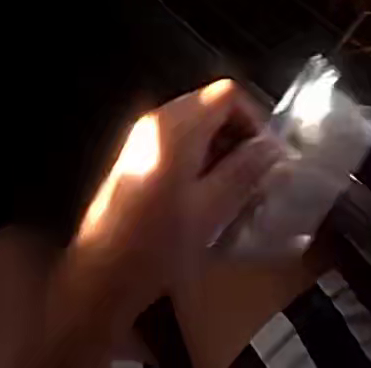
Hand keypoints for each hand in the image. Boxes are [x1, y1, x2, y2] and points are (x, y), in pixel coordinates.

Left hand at [59, 80, 282, 322]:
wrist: (99, 277)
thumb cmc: (157, 245)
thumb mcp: (210, 209)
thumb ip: (243, 170)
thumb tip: (271, 147)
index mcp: (177, 125)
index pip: (227, 93)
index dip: (254, 117)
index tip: (265, 154)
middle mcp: (159, 118)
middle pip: (212, 103)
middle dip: (238, 131)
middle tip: (254, 171)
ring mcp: (144, 133)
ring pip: (197, 118)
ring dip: (220, 143)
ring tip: (233, 184)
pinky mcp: (137, 151)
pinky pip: (179, 134)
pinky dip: (199, 151)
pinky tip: (205, 190)